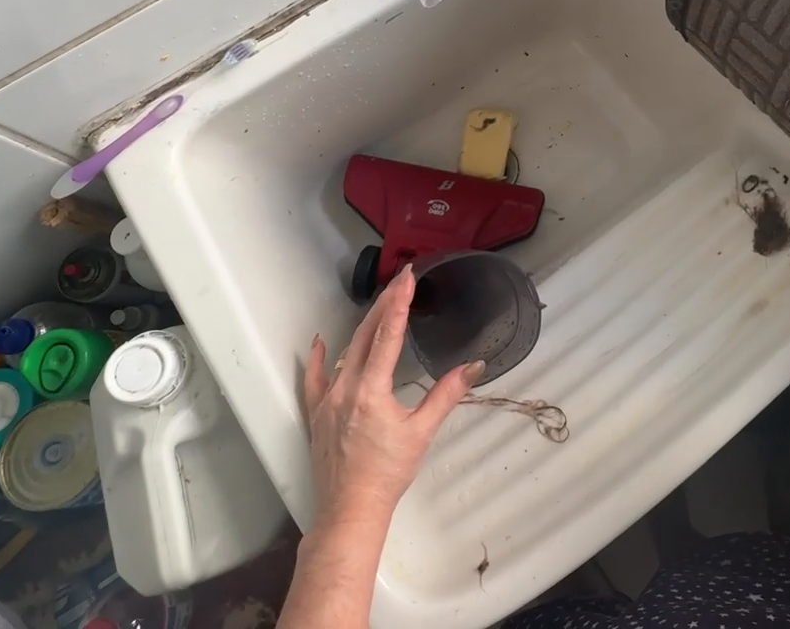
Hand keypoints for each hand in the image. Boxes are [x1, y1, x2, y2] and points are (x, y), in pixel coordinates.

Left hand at [302, 266, 482, 529]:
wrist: (351, 511)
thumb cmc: (387, 474)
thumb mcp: (421, 432)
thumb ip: (446, 394)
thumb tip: (474, 366)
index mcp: (371, 390)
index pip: (387, 335)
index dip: (399, 303)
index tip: (407, 279)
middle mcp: (345, 388)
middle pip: (365, 335)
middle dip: (384, 305)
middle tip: (400, 281)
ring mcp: (327, 400)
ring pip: (345, 352)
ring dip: (364, 326)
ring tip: (379, 304)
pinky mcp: (317, 413)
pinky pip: (315, 378)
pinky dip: (320, 358)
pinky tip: (320, 342)